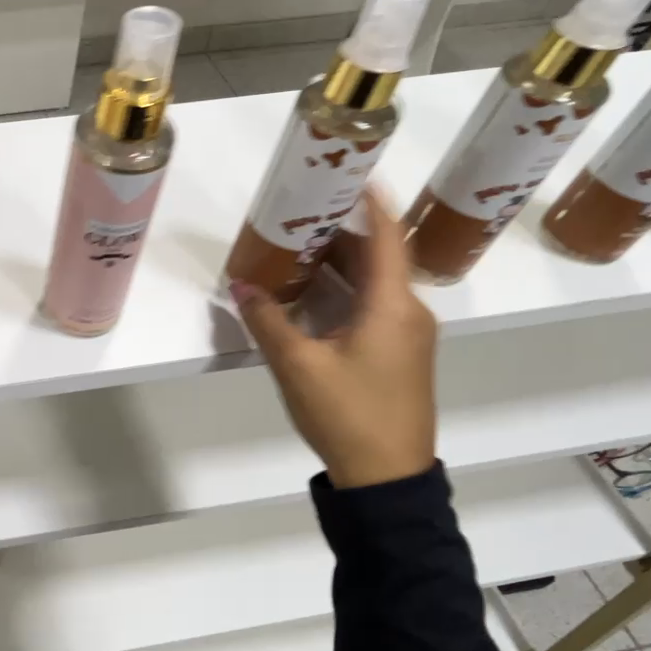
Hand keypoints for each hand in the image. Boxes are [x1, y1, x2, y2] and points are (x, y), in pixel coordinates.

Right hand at [232, 189, 437, 489]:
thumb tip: (242, 285)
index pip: (387, 237)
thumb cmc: (348, 414)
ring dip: (340, 265)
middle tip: (299, 214)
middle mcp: (408, 312)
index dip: (373, 202)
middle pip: (379, 258)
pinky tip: (311, 295)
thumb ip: (268, 320)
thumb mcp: (298, 366)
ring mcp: (407, 336)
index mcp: (392, 306)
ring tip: (297, 249)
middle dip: (340, 233)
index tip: (353, 172)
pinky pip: (374, 307)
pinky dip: (345, 291)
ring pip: (375, 284)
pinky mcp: (399, 355)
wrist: (388, 478)